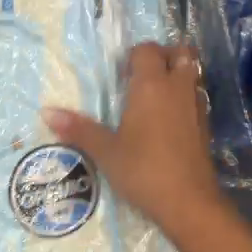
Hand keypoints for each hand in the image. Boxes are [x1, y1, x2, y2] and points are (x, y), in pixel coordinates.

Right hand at [42, 43, 225, 236]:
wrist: (187, 201)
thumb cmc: (143, 171)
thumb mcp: (106, 152)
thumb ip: (79, 130)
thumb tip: (46, 112)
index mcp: (151, 85)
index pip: (146, 50)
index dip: (133, 57)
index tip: (119, 76)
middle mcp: (178, 87)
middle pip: (179, 52)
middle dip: (162, 56)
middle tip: (142, 78)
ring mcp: (196, 105)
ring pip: (192, 73)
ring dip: (176, 75)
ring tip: (154, 97)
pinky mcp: (205, 125)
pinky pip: (196, 97)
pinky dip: (184, 98)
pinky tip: (168, 121)